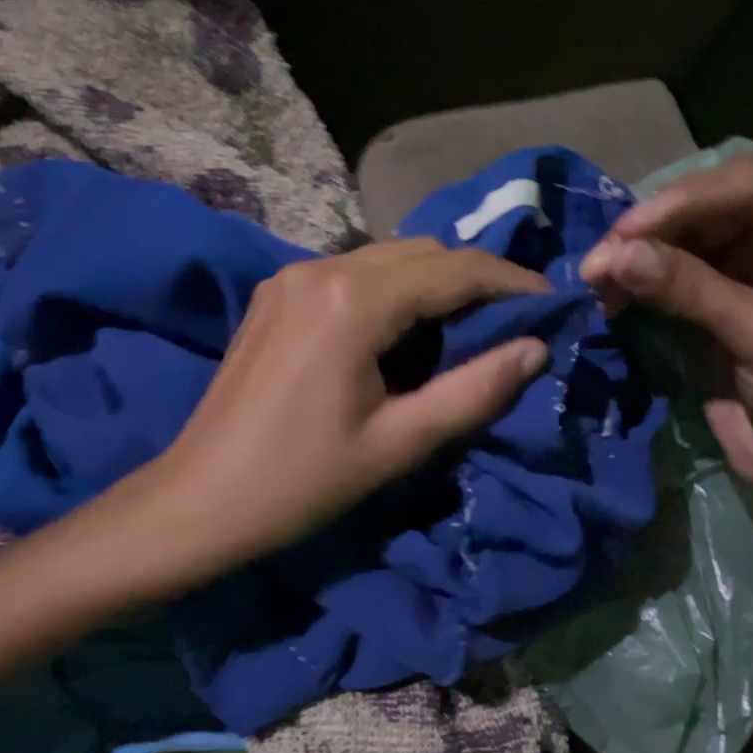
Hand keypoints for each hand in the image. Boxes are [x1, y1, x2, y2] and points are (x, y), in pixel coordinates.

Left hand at [117, 238, 549, 577]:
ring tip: (466, 332)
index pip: (456, 269)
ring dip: (433, 284)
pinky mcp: (274, 296)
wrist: (199, 500)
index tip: (553, 307)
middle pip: (422, 252)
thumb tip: (535, 350)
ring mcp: (291, 277)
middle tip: (513, 326)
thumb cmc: (301, 482)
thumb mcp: (397, 445)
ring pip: (386, 258)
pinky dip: (391, 291)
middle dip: (475, 280)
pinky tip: (404, 333)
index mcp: (355, 300)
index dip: (512, 283)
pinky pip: (351, 274)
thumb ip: (473, 392)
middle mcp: (322, 268)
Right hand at [581, 157, 752, 527]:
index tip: (630, 233)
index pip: (745, 187)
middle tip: (599, 260)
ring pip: (675, 240)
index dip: (684, 201)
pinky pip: (662, 278)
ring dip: (633, 256)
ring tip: (593, 280)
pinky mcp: (706, 306)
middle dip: (649, 229)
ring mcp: (738, 270)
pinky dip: (632, 284)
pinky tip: (606, 297)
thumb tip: (618, 256)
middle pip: (703, 207)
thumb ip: (694, 292)